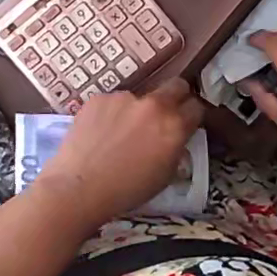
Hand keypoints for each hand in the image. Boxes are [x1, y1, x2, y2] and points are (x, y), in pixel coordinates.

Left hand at [33, 78, 205, 225]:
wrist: (80, 187)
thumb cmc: (127, 190)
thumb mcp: (165, 175)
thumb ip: (175, 148)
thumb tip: (175, 138)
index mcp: (174, 126)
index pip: (196, 107)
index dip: (192, 116)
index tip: (186, 123)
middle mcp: (153, 105)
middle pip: (176, 85)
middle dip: (176, 97)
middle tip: (164, 116)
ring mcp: (124, 98)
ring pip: (139, 98)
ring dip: (136, 111)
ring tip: (118, 135)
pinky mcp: (99, 98)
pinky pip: (112, 103)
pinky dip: (110, 114)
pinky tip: (99, 134)